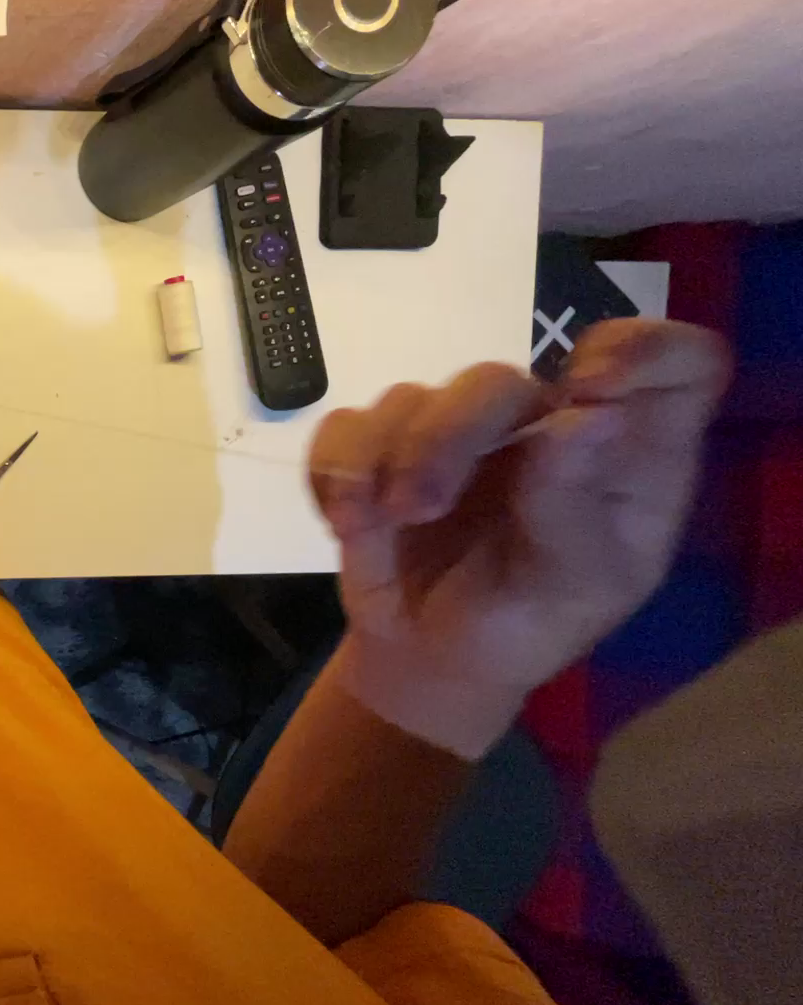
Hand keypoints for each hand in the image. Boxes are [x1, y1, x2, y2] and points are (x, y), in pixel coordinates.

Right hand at [309, 319, 729, 755]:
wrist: (426, 652)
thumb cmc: (523, 625)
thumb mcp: (571, 588)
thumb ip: (572, 509)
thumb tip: (583, 419)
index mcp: (620, 455)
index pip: (673, 363)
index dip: (640, 352)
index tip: (584, 385)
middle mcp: (535, 427)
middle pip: (493, 380)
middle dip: (442, 439)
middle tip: (416, 509)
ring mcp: (447, 436)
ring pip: (405, 398)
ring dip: (376, 462)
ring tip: (370, 524)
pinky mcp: (375, 451)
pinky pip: (340, 428)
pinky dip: (331, 472)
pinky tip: (343, 519)